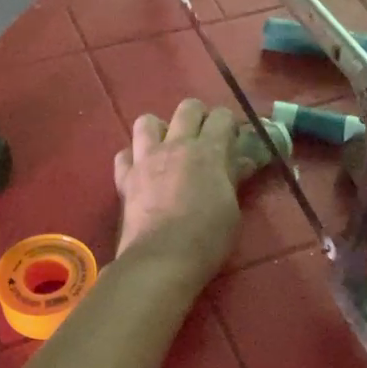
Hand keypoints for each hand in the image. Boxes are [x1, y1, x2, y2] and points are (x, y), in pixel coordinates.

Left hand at [113, 99, 244, 279]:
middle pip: (187, 108)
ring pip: (146, 121)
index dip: (229, 124)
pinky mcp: (124, 178)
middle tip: (203, 139)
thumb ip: (233, 178)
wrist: (162, 259)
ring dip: (160, 129)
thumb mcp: (232, 209)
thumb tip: (243, 161)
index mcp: (208, 151)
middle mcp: (175, 145)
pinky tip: (142, 171)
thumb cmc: (207, 238)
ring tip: (167, 147)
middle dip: (198, 117)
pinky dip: (133, 158)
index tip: (232, 139)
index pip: (221, 116)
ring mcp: (145, 159)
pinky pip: (124, 155)